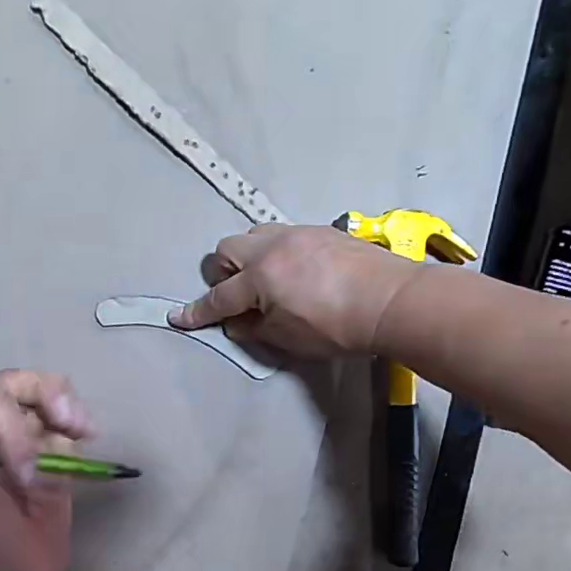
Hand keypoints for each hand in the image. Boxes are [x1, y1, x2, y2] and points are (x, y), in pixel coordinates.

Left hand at [0, 368, 95, 570]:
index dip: (8, 415)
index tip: (23, 465)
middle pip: (15, 388)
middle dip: (42, 404)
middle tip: (66, 429)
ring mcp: (21, 449)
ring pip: (43, 398)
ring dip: (64, 407)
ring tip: (80, 429)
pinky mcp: (51, 464)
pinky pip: (64, 428)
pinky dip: (75, 423)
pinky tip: (86, 434)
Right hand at [167, 224, 425, 356]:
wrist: (391, 301)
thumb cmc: (337, 328)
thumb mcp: (289, 339)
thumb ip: (256, 329)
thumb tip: (237, 322)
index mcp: (261, 278)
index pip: (220, 298)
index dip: (198, 312)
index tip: (179, 317)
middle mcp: (273, 248)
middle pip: (227, 249)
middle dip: (222, 273)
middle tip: (237, 296)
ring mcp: (298, 234)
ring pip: (255, 234)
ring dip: (249, 256)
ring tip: (266, 281)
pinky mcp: (321, 231)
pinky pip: (284, 235)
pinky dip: (277, 252)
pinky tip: (296, 272)